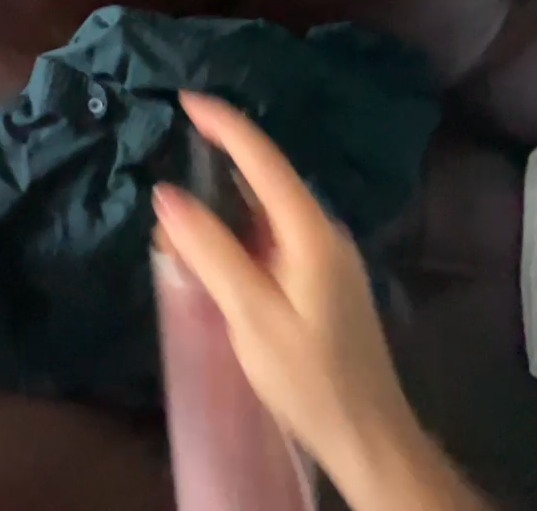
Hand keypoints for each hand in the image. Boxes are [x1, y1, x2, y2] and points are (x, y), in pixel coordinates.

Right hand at [153, 91, 435, 496]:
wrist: (370, 437)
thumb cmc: (309, 376)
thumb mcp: (251, 313)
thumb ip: (210, 250)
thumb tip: (166, 193)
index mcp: (309, 232)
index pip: (262, 159)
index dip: (224, 124)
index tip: (186, 98)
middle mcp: (322, 231)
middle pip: (265, 177)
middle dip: (217, 161)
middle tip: (172, 167)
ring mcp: (326, 253)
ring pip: (267, 206)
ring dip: (224, 198)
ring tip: (182, 211)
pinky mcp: (321, 275)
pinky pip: (272, 231)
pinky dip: (238, 226)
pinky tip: (216, 247)